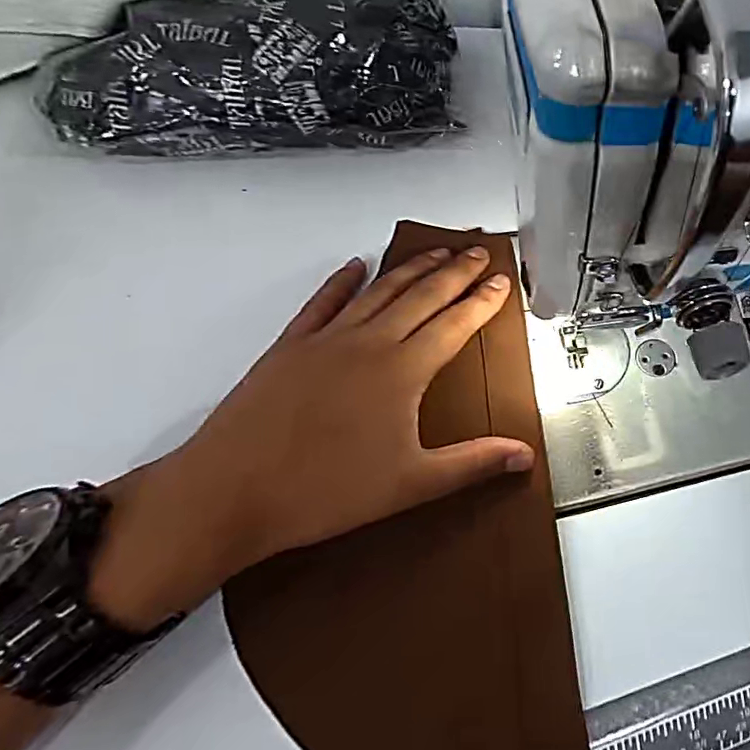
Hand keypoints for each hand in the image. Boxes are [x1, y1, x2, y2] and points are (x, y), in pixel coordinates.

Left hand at [90, 247, 532, 627]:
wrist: (227, 496)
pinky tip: (353, 266)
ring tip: (435, 253)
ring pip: (379, 291)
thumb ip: (472, 463)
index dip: (482, 301)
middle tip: (474, 253)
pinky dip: (341, 281)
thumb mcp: (411, 483)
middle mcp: (368, 345)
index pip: (455, 323)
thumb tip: (522, 456)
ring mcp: (326, 341)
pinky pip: (322, 303)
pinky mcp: (289, 348)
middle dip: (454, 271)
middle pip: (422, 295)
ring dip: (411, 269)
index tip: (498, 282)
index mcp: (401, 371)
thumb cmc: (320, 492)